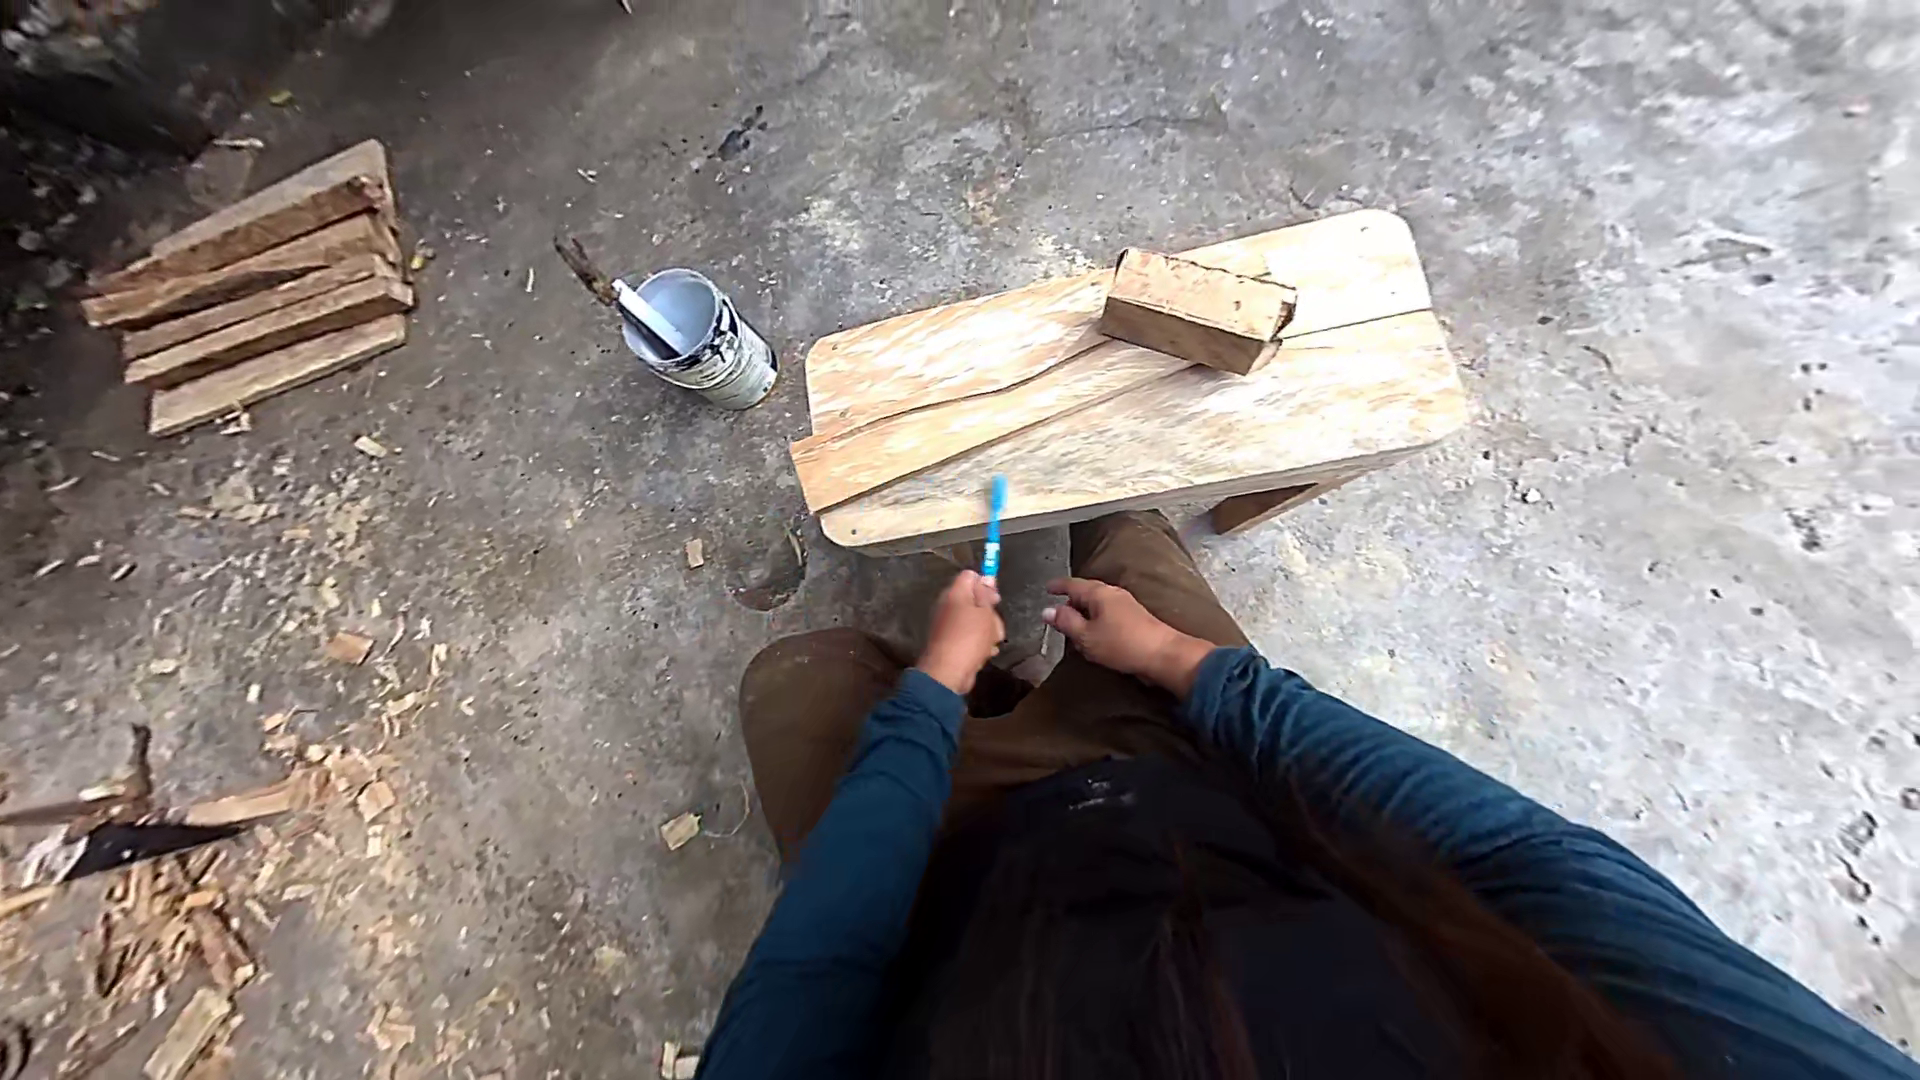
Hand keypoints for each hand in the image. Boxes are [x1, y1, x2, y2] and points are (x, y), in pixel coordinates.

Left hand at [916, 570, 1005, 694]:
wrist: (948, 672)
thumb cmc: (969, 638)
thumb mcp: (984, 613)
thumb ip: (986, 594)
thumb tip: (987, 577)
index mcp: (955, 593)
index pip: (970, 576)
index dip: (985, 583)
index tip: (995, 598)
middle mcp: (949, 605)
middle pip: (975, 599)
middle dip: (990, 612)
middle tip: (994, 624)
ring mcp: (949, 625)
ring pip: (976, 620)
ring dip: (988, 630)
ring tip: (990, 642)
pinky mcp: (952, 642)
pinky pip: (971, 636)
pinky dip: (980, 643)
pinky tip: (985, 652)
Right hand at [1042, 578, 1213, 697]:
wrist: (1163, 655)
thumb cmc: (1121, 644)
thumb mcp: (1086, 636)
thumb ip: (1065, 622)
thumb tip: (1047, 610)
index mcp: (1098, 593)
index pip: (1072, 584)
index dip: (1058, 586)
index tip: (1047, 588)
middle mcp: (1112, 593)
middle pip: (1085, 592)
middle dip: (1070, 601)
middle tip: (1057, 615)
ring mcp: (1126, 604)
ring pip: (1097, 604)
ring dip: (1084, 613)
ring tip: (1074, 627)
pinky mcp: (1134, 617)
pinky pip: (1107, 613)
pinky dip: (1096, 619)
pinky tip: (1095, 634)